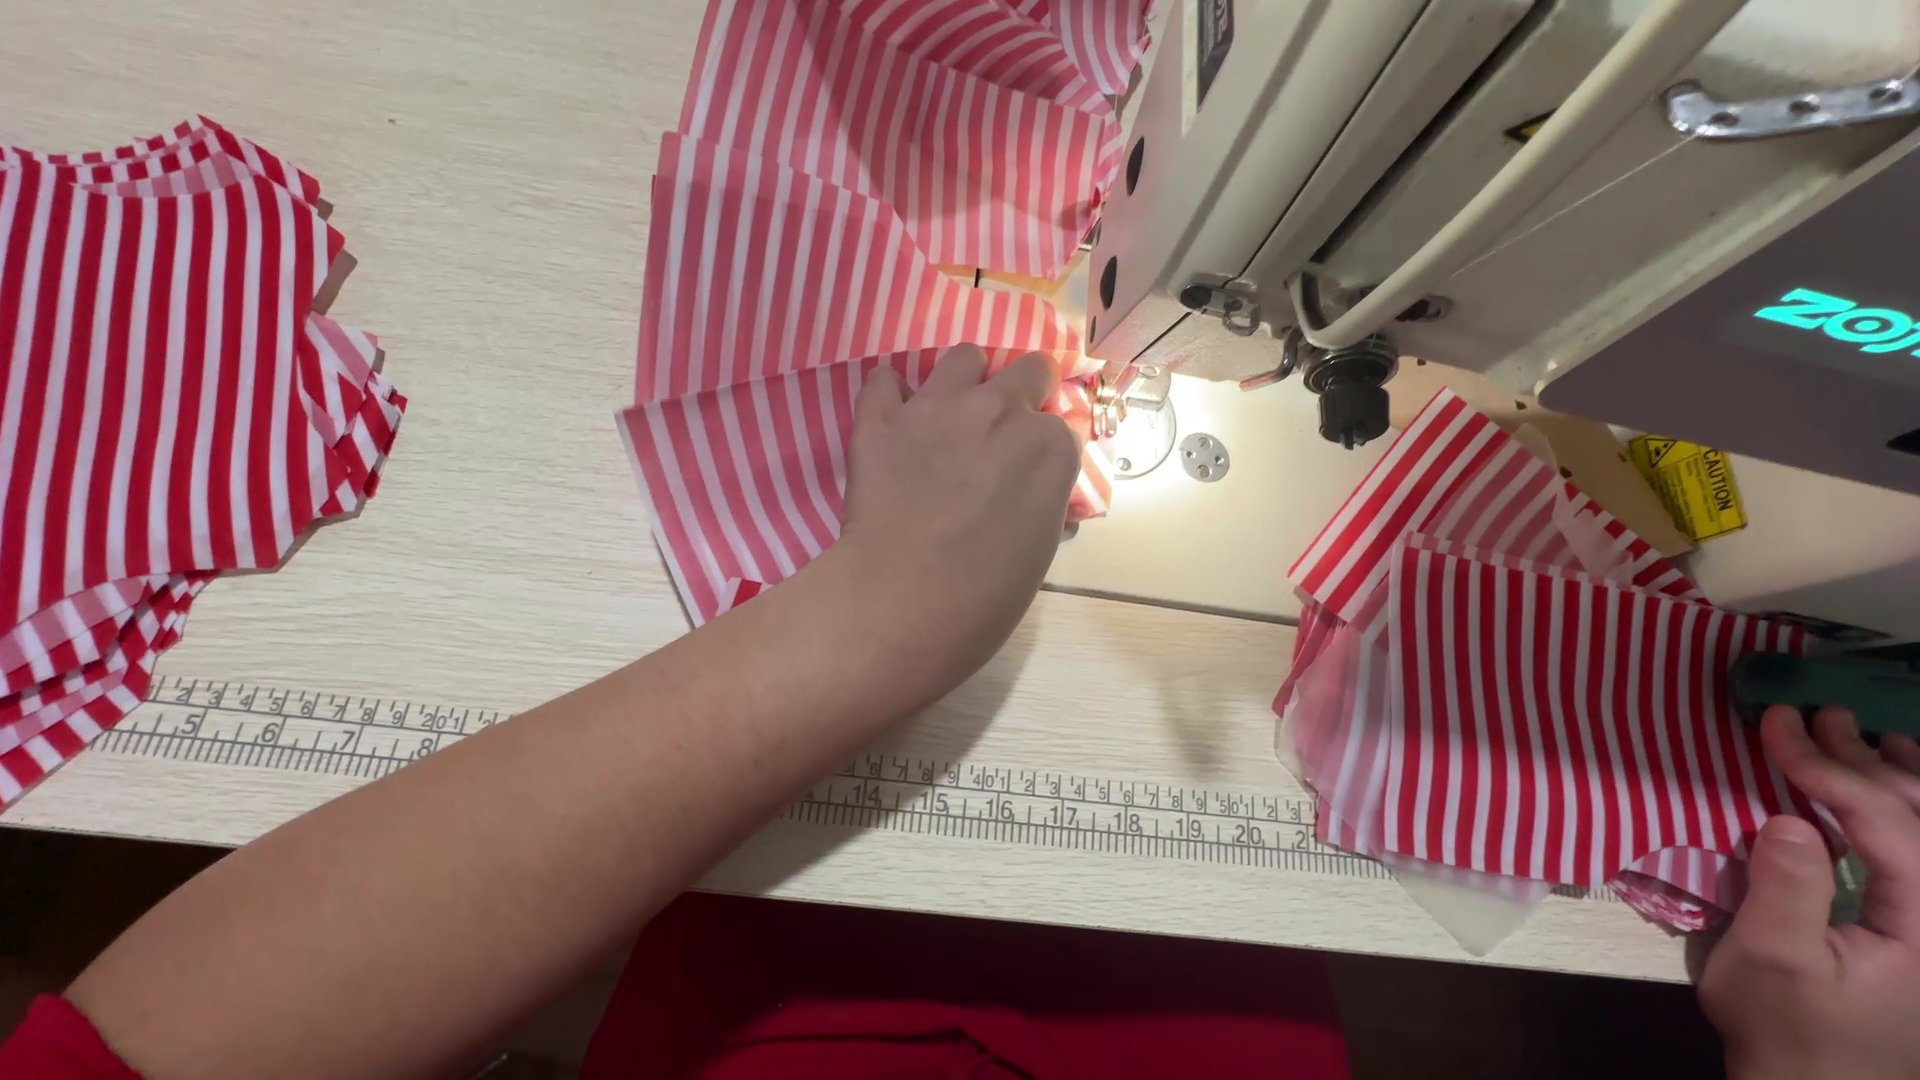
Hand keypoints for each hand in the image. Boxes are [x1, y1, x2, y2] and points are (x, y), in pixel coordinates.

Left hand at [808, 345, 1081, 710]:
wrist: (904, 601)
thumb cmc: (986, 593)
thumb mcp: (1040, 548)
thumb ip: (1044, 499)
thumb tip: (1037, 490)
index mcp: (1048, 446)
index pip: (1062, 425)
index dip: (1047, 446)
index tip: (1032, 468)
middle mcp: (999, 410)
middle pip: (1028, 371)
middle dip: (1024, 392)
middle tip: (1004, 428)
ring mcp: (937, 407)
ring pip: (963, 357)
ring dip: (965, 380)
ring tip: (952, 412)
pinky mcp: (881, 418)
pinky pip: (886, 380)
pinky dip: (893, 395)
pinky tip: (894, 420)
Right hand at [1699, 706, 1919, 1079]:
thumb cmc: (1788, 1026)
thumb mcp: (1774, 961)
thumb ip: (1786, 890)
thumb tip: (1786, 818)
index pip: (1890, 823)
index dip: (1831, 766)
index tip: (1775, 724)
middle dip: (1865, 760)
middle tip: (1812, 716)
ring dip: (1903, 778)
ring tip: (1867, 735)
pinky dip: (1911, 813)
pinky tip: (1898, 788)